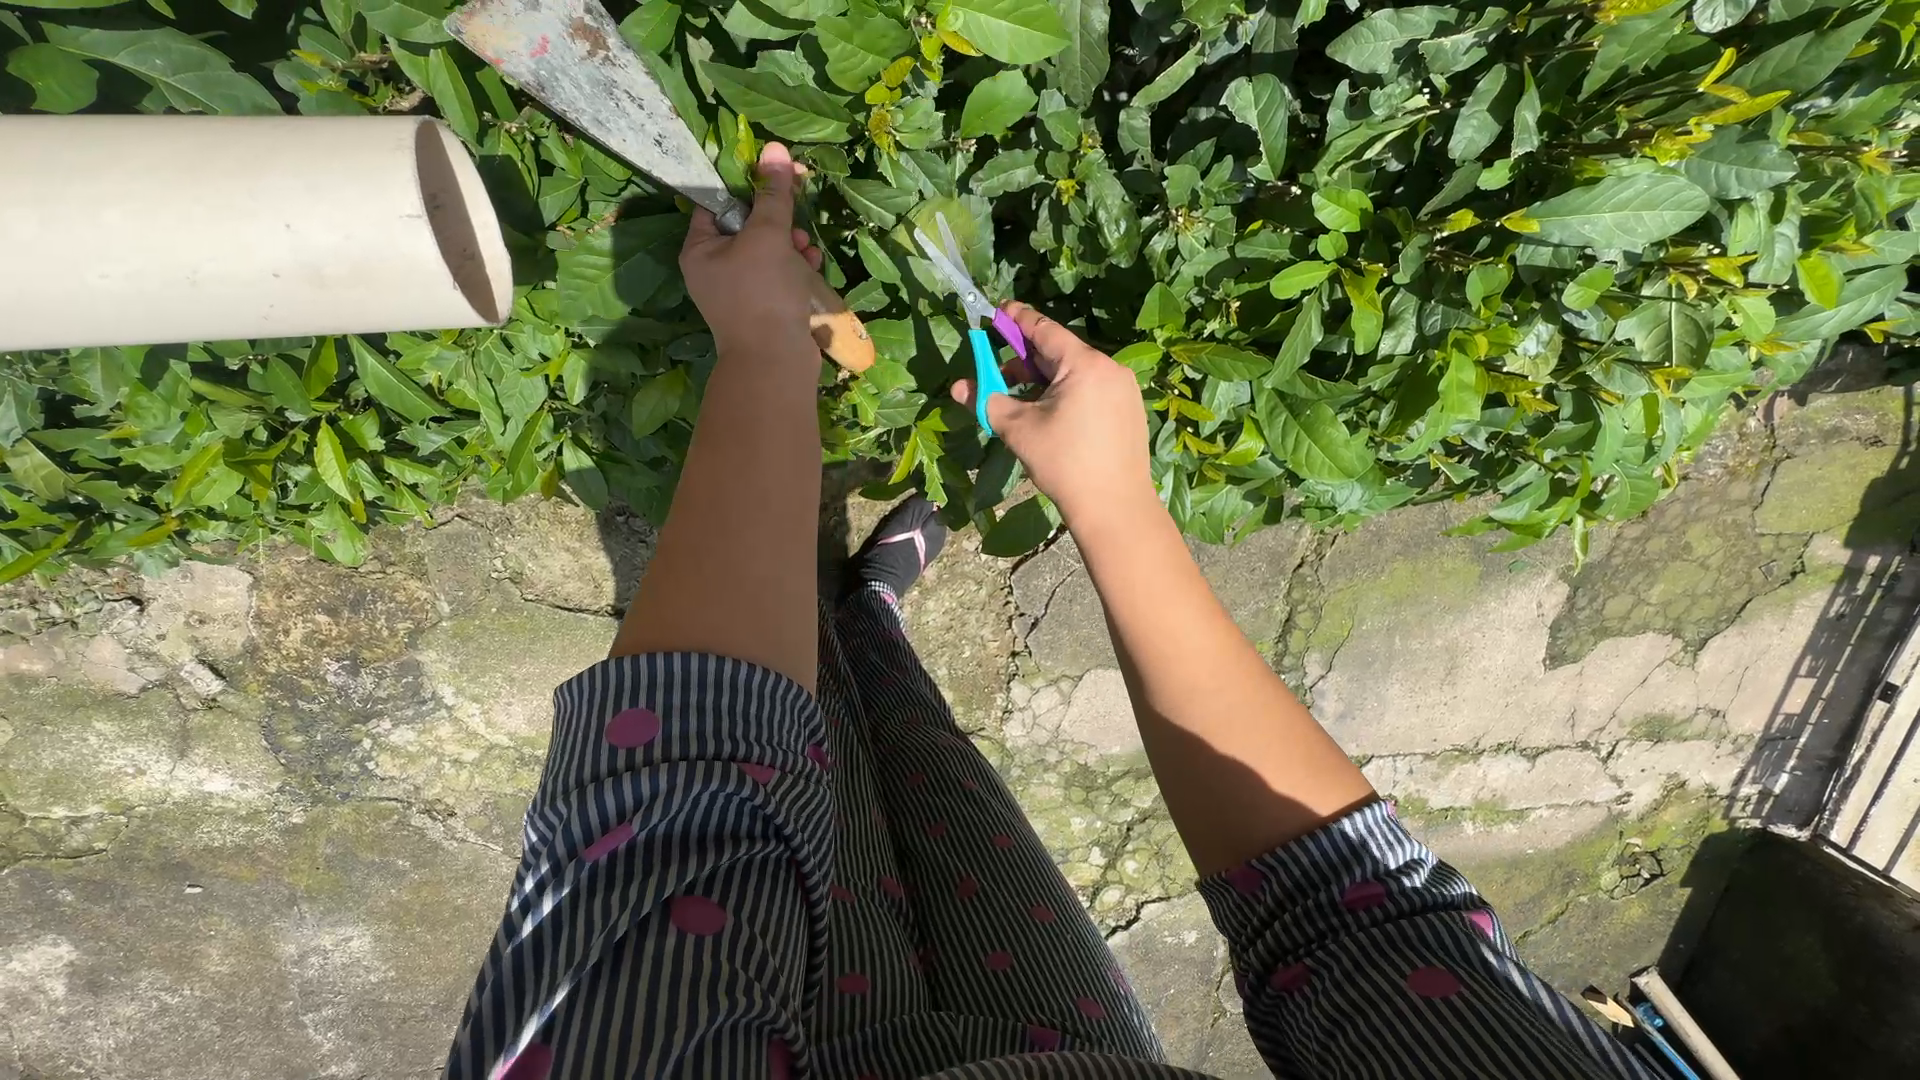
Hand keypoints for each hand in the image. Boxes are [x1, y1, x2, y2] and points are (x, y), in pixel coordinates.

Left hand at [679, 142, 824, 357]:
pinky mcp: (763, 311)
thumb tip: (775, 151)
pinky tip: (811, 267)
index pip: (717, 203)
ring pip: (767, 254)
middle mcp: (714, 271)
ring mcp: (739, 294)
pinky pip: (779, 279)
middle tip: (795, 221)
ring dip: (790, 246)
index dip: (746, 188)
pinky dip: (795, 270)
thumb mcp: (768, 236)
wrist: (775, 362)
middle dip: (776, 222)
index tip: (775, 180)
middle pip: (746, 228)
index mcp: (699, 250)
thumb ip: (772, 195)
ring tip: (806, 248)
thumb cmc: (762, 294)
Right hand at [951, 302, 1157, 528]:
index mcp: (1085, 365)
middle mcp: (1111, 369)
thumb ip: (987, 401)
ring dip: (1046, 381)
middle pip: (1061, 353)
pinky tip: (1051, 417)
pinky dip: (1067, 394)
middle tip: (1000, 373)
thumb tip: (958, 388)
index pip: (1045, 330)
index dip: (1018, 319)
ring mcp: (1124, 390)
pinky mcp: (1130, 411)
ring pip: (1076, 374)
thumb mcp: (1019, 429)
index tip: (999, 310)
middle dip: (1027, 360)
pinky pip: (1092, 391)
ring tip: (1021, 402)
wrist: (1115, 507)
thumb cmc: (1064, 463)